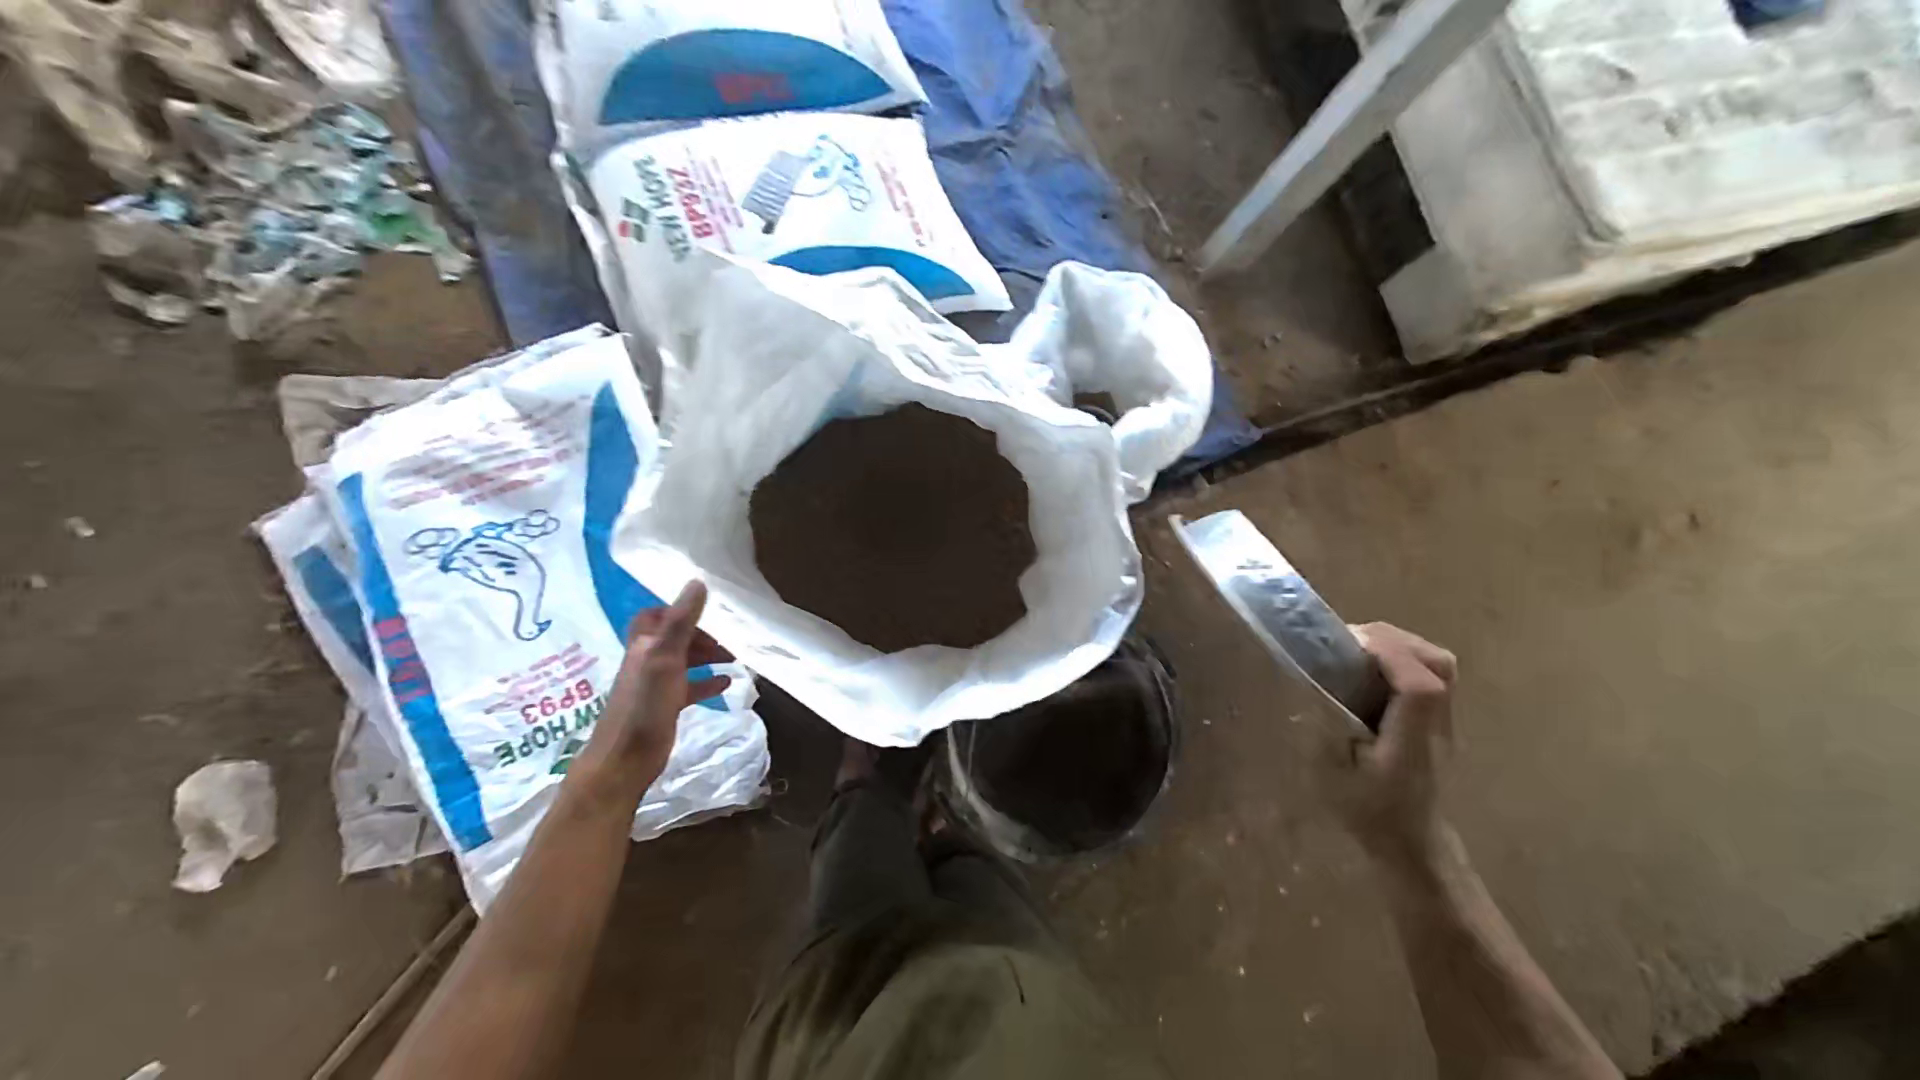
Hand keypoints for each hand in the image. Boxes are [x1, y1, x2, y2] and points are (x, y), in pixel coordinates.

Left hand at [580, 581, 732, 796]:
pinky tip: (727, 683)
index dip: (676, 610)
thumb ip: (682, 621)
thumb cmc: (645, 704)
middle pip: (674, 637)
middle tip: (729, 636)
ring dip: (707, 655)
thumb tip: (697, 582)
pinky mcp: (665, 706)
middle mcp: (647, 660)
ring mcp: (656, 685)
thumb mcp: (665, 657)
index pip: (653, 616)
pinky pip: (690, 687)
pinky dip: (708, 682)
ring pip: (684, 661)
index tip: (705, 611)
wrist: (626, 759)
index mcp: (643, 645)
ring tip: (735, 656)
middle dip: (700, 633)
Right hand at [1318, 622, 1456, 867]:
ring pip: (1439, 663)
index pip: (1421, 685)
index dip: (1388, 653)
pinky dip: (1403, 658)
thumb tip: (1312, 684)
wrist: (1412, 845)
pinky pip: (1432, 673)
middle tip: (1347, 642)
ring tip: (1358, 649)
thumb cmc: (1369, 812)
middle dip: (1390, 641)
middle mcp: (1438, 725)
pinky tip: (1373, 668)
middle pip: (1436, 664)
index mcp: (1412, 742)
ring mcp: (1446, 722)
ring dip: (1398, 646)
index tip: (1348, 642)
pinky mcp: (1441, 720)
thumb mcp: (1333, 774)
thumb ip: (1326, 726)